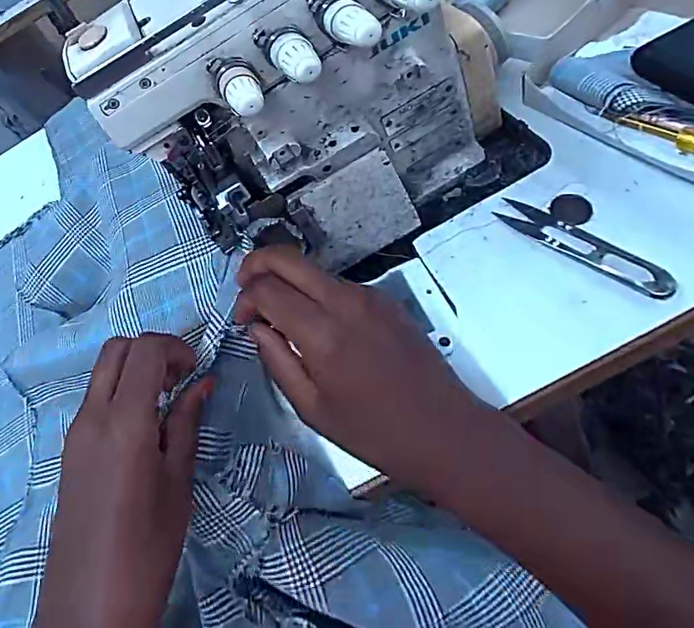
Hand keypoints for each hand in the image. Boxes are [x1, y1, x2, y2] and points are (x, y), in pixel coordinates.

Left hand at [37, 334, 214, 627]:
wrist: (90, 603)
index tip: (196, 369)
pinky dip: (119, 391)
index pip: (144, 349)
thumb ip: (186, 424)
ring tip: (165, 401)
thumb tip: (202, 384)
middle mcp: (92, 414)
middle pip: (117, 349)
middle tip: (180, 379)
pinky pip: (94, 398)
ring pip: (102, 370)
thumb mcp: (177, 485)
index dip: (174, 347)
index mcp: (123, 420)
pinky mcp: (69, 446)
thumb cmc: (146, 549)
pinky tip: (143, 425)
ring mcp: (75, 429)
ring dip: (133, 369)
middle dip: (151, 350)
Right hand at [232, 246, 484, 478]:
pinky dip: (315, 292)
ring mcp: (368, 296)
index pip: (266, 289)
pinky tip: (319, 325)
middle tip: (246, 288)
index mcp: (323, 335)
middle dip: (256, 265)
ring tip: (283, 315)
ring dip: (287, 280)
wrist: (450, 435)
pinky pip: (336, 283)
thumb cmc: (378, 434)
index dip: (245, 299)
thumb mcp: (313, 409)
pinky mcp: (385, 299)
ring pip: (311, 268)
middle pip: (286, 257)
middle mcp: (345, 303)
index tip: (244, 320)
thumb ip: (277, 361)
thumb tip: (256, 328)